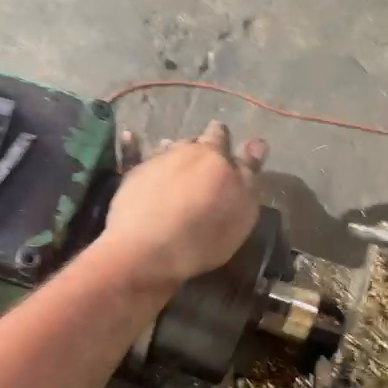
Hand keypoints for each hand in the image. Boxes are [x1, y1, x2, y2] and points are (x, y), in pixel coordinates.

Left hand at [101, 121, 266, 288]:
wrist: (145, 250)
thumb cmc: (201, 239)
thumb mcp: (240, 215)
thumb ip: (248, 177)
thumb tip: (256, 144)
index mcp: (217, 159)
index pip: (226, 140)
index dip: (227, 144)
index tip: (228, 151)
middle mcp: (187, 151)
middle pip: (199, 140)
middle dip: (205, 144)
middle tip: (205, 160)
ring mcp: (157, 159)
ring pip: (170, 146)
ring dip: (176, 150)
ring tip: (176, 163)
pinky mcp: (131, 173)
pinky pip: (133, 151)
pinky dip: (133, 143)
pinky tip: (130, 136)